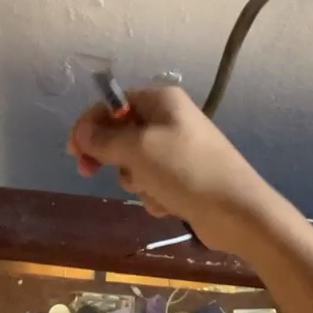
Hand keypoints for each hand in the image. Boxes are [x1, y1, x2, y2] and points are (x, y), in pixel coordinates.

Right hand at [66, 86, 289, 256]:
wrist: (238, 212)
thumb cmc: (186, 170)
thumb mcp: (137, 150)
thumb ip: (103, 139)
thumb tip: (80, 132)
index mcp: (162, 101)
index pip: (113, 104)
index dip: (90, 125)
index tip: (74, 151)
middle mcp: (170, 119)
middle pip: (122, 133)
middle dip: (113, 157)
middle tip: (92, 172)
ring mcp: (179, 149)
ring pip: (135, 163)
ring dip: (136, 181)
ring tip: (152, 190)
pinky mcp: (185, 177)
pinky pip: (153, 182)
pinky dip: (153, 194)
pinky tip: (167, 204)